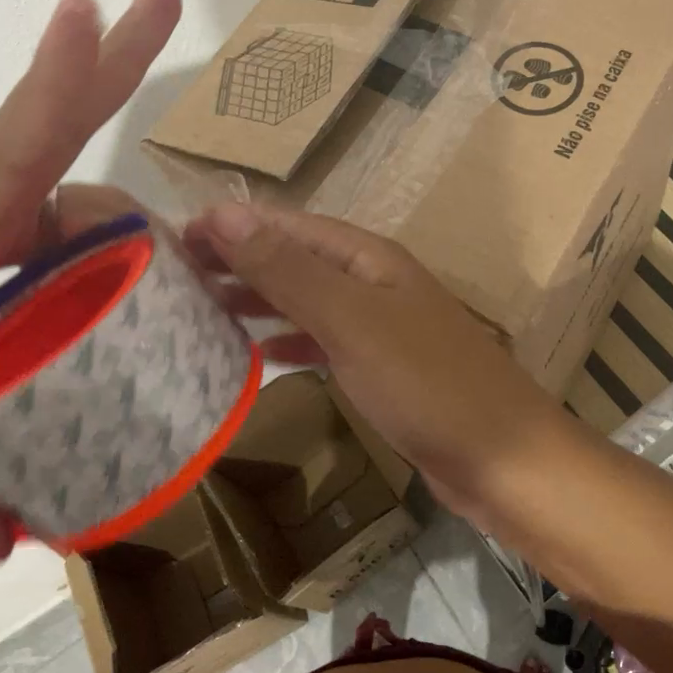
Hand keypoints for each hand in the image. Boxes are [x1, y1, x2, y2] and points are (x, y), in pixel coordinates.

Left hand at [0, 0, 183, 558]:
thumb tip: (9, 537)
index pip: (16, 144)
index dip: (59, 82)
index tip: (91, 8)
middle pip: (59, 125)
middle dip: (115, 58)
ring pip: (76, 188)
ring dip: (133, 190)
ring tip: (193, 258)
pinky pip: (64, 228)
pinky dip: (109, 236)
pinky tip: (140, 279)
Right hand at [185, 202, 566, 508]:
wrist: (501, 458)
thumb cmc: (426, 383)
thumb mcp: (351, 320)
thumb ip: (289, 270)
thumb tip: (226, 213)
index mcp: (369, 259)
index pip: (288, 226)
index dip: (233, 225)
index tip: (171, 236)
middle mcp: (375, 283)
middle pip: (296, 260)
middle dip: (239, 262)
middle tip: (172, 276)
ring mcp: (383, 327)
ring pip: (308, 301)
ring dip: (259, 300)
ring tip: (200, 309)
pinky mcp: (385, 370)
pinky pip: (325, 342)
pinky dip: (289, 342)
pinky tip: (258, 353)